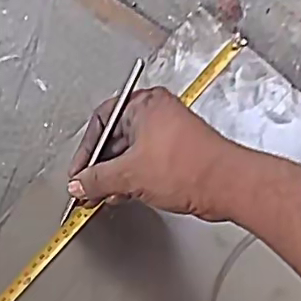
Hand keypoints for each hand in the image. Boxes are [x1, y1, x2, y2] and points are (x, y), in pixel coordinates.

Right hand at [66, 86, 248, 220]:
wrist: (223, 185)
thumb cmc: (191, 167)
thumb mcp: (129, 174)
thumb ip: (96, 179)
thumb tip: (78, 184)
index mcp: (144, 105)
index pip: (100, 123)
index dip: (85, 151)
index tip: (77, 174)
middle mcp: (155, 116)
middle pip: (112, 141)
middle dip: (97, 169)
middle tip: (86, 189)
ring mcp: (165, 136)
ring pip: (125, 156)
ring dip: (111, 178)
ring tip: (101, 196)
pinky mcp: (172, 157)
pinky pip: (140, 166)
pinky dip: (127, 181)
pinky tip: (120, 195)